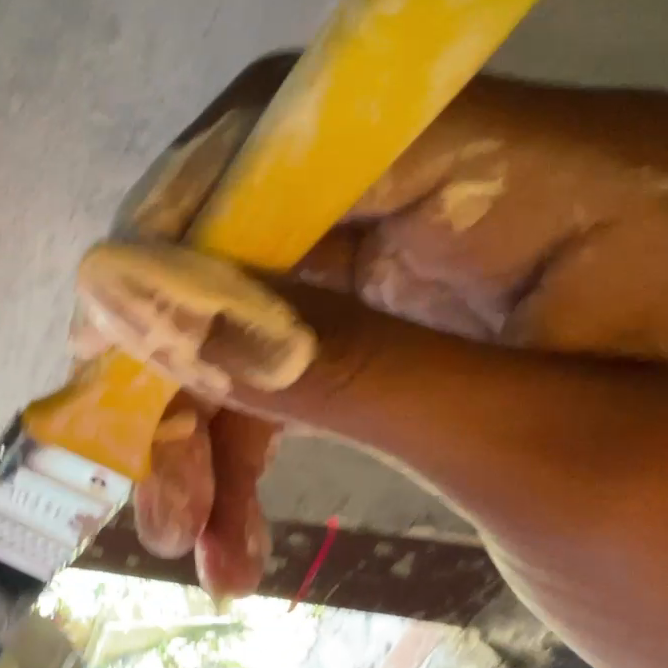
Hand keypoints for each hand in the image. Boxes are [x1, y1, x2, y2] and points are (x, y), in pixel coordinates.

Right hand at [74, 54, 667, 667]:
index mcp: (555, 172)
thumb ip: (329, 363)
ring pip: (263, 317)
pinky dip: (249, 453)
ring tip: (178, 533)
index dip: (185, 210)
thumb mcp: (552, 464)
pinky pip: (300, 374)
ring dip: (203, 423)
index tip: (112, 326)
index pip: (309, 125)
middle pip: (264, 235)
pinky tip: (226, 541)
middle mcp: (491, 198)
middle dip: (182, 354)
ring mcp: (457, 275)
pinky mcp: (437, 343)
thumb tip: (131, 295)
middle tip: (136, 456)